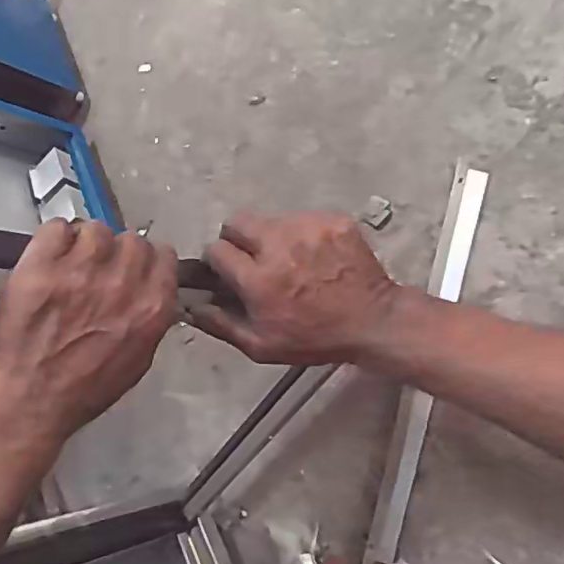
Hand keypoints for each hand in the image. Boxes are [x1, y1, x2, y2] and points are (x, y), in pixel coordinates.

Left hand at [0, 219, 177, 449]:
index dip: (146, 262)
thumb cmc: (85, 389)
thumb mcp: (138, 361)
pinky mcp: (41, 264)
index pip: (163, 255)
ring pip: (95, 229)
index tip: (132, 270)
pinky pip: (56, 227)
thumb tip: (150, 294)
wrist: (29, 400)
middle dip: (117, 253)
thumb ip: (151, 319)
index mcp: (152, 306)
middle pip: (131, 239)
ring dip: (85, 245)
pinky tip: (48, 261)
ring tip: (69, 267)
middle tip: (98, 272)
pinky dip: (54, 240)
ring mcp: (81, 269)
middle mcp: (122, 281)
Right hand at [189, 211, 406, 364]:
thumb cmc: (315, 338)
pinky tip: (313, 256)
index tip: (228, 272)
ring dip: (270, 236)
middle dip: (237, 239)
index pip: (217, 250)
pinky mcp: (332, 220)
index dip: (218, 262)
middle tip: (252, 258)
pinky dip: (301, 234)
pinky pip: (302, 217)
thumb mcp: (262, 346)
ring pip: (270, 218)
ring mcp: (308, 229)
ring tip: (289, 260)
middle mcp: (279, 246)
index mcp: (259, 279)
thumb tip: (191, 306)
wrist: (373, 322)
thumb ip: (221, 324)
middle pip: (236, 222)